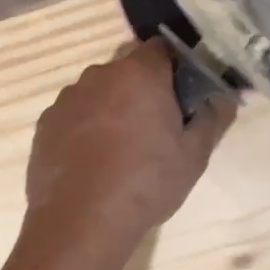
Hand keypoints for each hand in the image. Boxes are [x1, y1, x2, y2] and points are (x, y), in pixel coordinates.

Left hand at [23, 39, 236, 250]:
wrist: (81, 221)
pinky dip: (87, 130)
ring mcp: (67, 99)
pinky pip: (76, 116)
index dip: (176, 67)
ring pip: (100, 94)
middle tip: (159, 129)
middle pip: (129, 71)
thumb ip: (212, 118)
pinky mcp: (46, 125)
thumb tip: (224, 96)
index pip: (162, 48)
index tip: (185, 95)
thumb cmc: (147, 183)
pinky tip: (95, 164)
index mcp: (139, 74)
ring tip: (124, 152)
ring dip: (114, 110)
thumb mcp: (194, 156)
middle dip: (145, 90)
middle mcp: (99, 76)